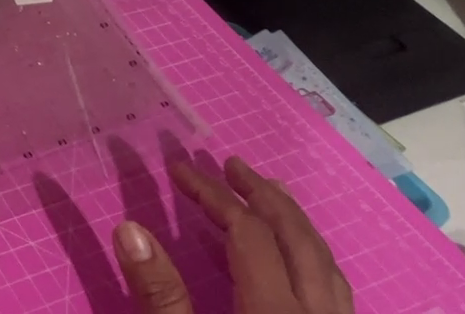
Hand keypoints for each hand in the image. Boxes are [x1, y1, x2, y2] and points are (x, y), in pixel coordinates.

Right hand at [114, 156, 353, 313]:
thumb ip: (161, 295)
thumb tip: (129, 230)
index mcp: (276, 311)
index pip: (248, 233)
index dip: (213, 194)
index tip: (177, 170)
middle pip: (298, 241)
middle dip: (262, 196)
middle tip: (230, 165)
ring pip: (326, 265)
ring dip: (294, 221)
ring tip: (269, 193)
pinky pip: (335, 289)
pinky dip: (311, 255)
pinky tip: (293, 255)